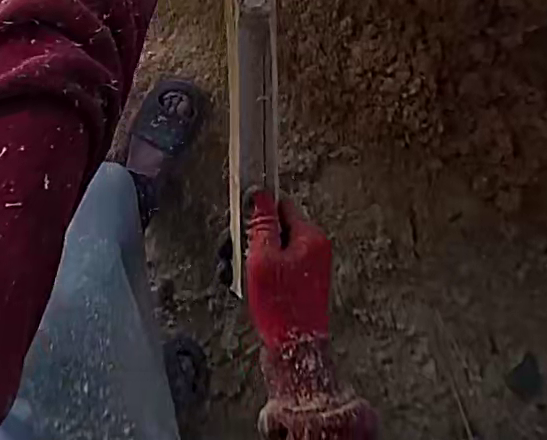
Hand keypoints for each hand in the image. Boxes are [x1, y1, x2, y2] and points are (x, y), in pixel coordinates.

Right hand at [245, 188, 333, 349]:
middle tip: (234, 252)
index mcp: (310, 237)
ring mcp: (306, 267)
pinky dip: (258, 270)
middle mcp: (312, 248)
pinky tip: (243, 283)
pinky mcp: (298, 283)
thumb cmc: (282, 309)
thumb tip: (259, 192)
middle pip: (274, 226)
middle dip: (249, 237)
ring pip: (271, 246)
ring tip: (235, 272)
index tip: (240, 217)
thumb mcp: (264, 257)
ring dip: (249, 255)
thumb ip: (261, 223)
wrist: (295, 354)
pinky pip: (275, 264)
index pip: (282, 204)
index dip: (258, 208)